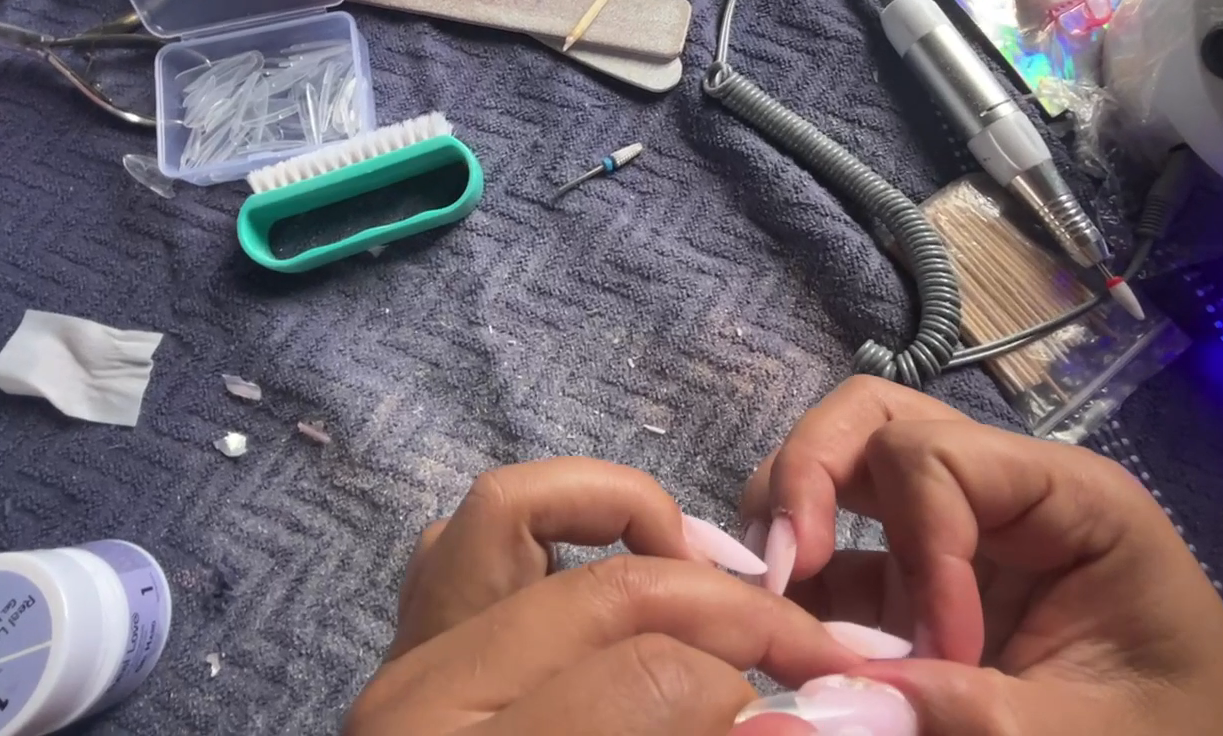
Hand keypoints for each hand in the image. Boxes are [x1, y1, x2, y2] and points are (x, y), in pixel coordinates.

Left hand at [345, 458, 869, 734]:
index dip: (745, 693)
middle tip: (804, 643)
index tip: (818, 715)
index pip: (647, 679)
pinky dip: (550, 516)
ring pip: (514, 508)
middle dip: (727, 606)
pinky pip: (470, 533)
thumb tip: (814, 720)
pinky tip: (613, 558)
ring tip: (701, 564)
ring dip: (626, 513)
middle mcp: (423, 700)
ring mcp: (404, 657)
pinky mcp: (408, 641)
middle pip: (608, 592)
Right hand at [734, 375, 1222, 734]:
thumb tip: (837, 697)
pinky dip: (797, 568)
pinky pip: (838, 542)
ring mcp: (951, 526)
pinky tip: (781, 614)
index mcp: (1066, 494)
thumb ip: (977, 717)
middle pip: (874, 418)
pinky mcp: (916, 574)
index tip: (938, 650)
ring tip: (772, 586)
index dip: (916, 543)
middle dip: (810, 474)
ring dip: (790, 508)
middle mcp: (998, 485)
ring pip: (844, 459)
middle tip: (780, 561)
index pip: (941, 458)